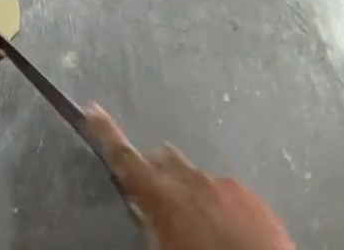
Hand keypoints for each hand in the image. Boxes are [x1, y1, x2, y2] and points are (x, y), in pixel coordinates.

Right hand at [87, 105, 294, 249]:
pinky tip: (225, 234)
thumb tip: (145, 215)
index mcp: (164, 197)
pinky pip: (224, 192)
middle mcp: (191, 181)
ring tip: (196, 228)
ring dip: (187, 193)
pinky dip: (216, 205)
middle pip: (163, 158)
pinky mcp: (252, 197)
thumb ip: (150, 228)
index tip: (91, 109)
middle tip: (154, 204)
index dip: (106, 134)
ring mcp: (224, 185)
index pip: (126, 158)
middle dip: (154, 172)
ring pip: (195, 177)